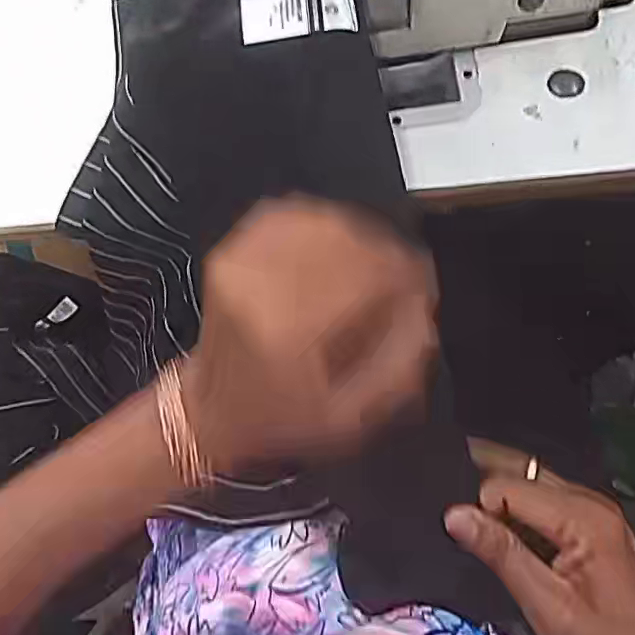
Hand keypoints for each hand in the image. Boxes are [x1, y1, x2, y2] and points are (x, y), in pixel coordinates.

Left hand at [184, 196, 436, 471]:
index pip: (367, 271)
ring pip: (323, 219)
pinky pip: (291, 214)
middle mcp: (260, 283)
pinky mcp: (232, 248)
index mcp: (289, 328)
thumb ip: (400, 362)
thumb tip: (424, 308)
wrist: (210, 410)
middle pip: (348, 238)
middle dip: (386, 255)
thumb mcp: (352, 416)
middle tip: (399, 281)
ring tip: (368, 268)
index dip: (406, 273)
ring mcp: (241, 259)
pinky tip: (334, 249)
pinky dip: (323, 225)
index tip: (421, 287)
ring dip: (358, 238)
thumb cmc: (278, 419)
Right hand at [444, 448, 634, 634]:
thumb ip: (501, 554)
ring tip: (472, 527)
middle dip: (483, 489)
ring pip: (529, 483)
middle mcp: (592, 503)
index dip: (480, 510)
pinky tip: (501, 536)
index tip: (466, 541)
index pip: (508, 486)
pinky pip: (543, 503)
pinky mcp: (592, 527)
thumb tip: (454, 514)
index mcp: (585, 517)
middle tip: (454, 517)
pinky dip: (516, 512)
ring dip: (498, 499)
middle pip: (521, 472)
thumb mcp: (548, 610)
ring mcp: (595, 513)